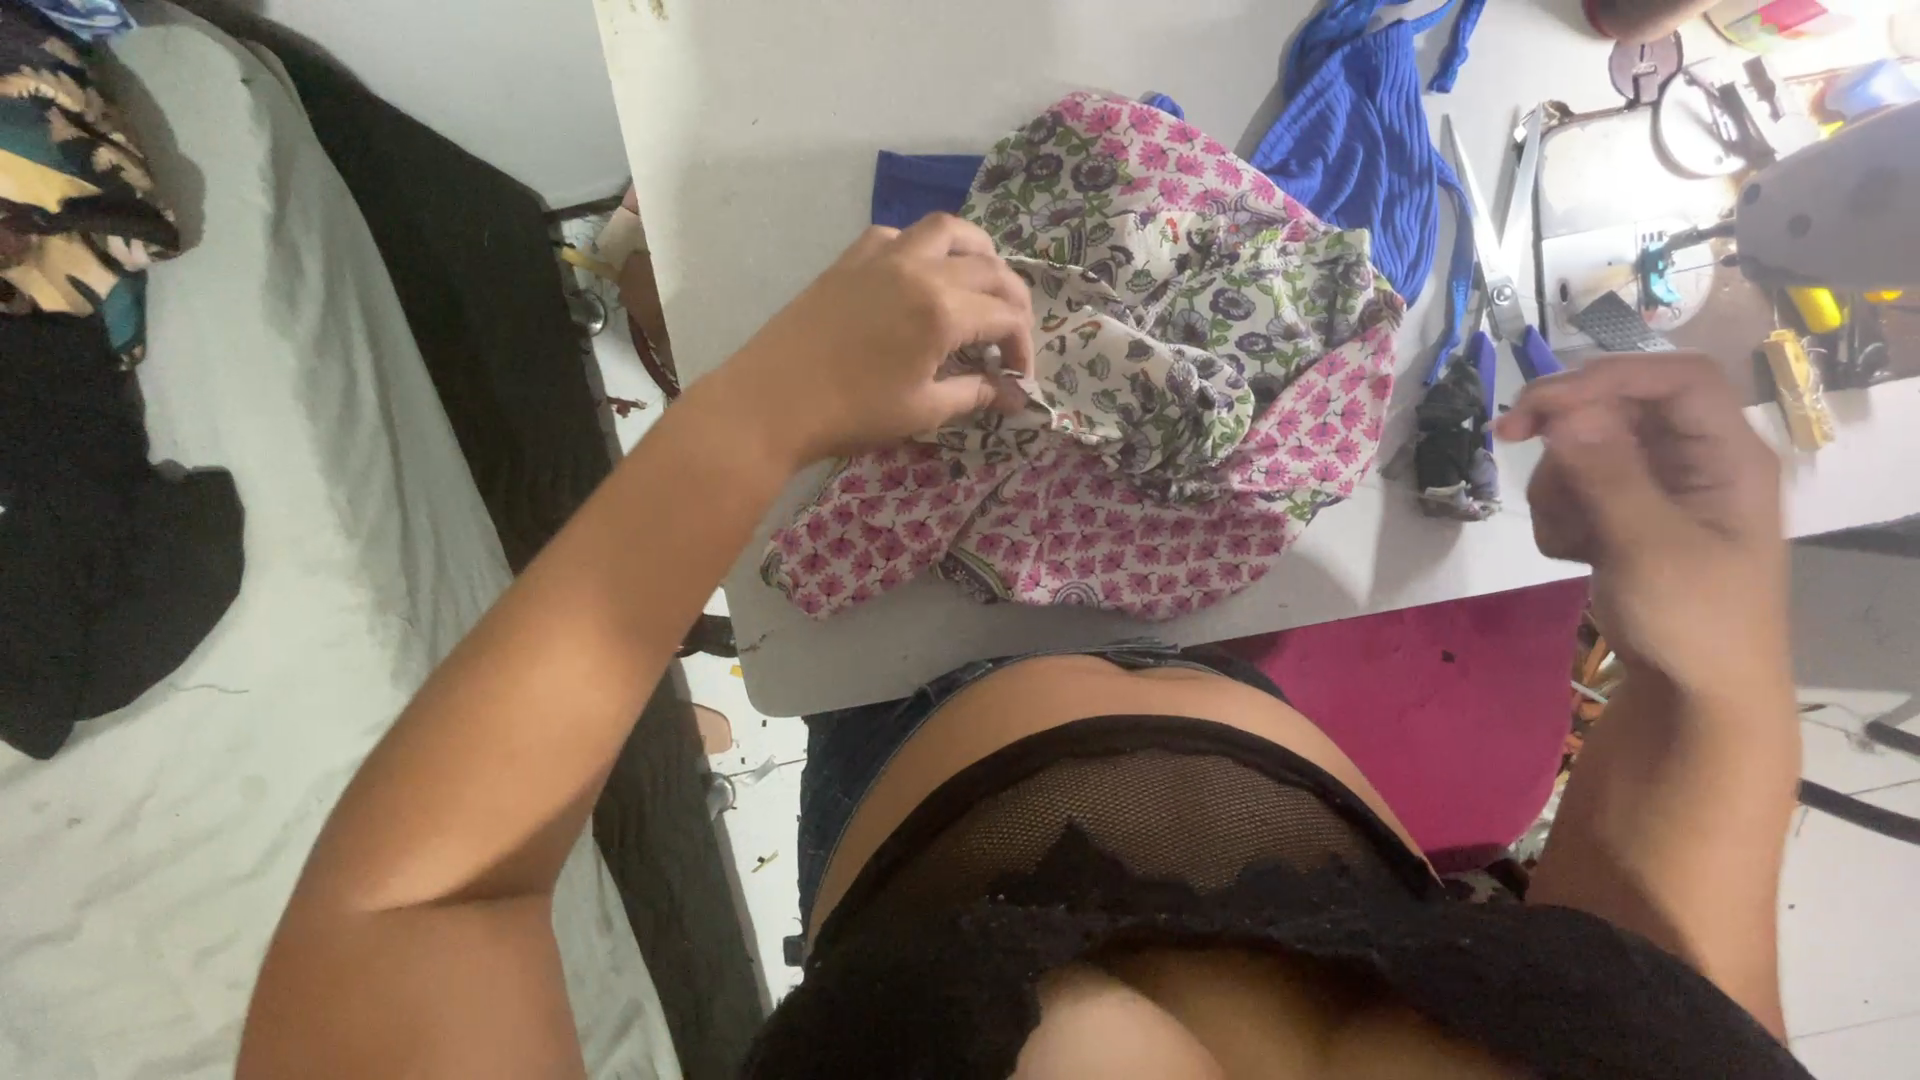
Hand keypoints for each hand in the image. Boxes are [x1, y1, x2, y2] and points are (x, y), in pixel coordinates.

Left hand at [708, 213, 1033, 465]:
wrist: (772, 401)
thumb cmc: (851, 414)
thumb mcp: (922, 411)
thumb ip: (973, 394)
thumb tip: (1011, 395)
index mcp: (942, 310)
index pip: (1006, 317)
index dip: (1023, 349)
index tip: (1018, 381)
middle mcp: (920, 269)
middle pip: (989, 268)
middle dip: (1012, 301)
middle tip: (1011, 337)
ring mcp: (883, 257)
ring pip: (947, 231)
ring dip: (977, 252)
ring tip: (983, 282)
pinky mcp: (851, 259)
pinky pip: (900, 234)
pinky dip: (925, 247)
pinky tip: (923, 274)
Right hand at [1494, 353, 1787, 699]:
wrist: (1693, 689)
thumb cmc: (1692, 619)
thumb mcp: (1647, 546)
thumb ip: (1606, 474)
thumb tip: (1564, 412)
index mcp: (1727, 456)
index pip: (1674, 380)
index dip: (1604, 378)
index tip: (1534, 407)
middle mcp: (1693, 461)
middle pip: (1617, 407)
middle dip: (1561, 427)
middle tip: (1505, 438)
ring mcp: (1658, 489)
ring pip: (1583, 450)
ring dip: (1556, 486)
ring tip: (1570, 538)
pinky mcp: (1625, 515)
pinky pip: (1572, 489)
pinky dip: (1558, 517)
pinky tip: (1575, 553)